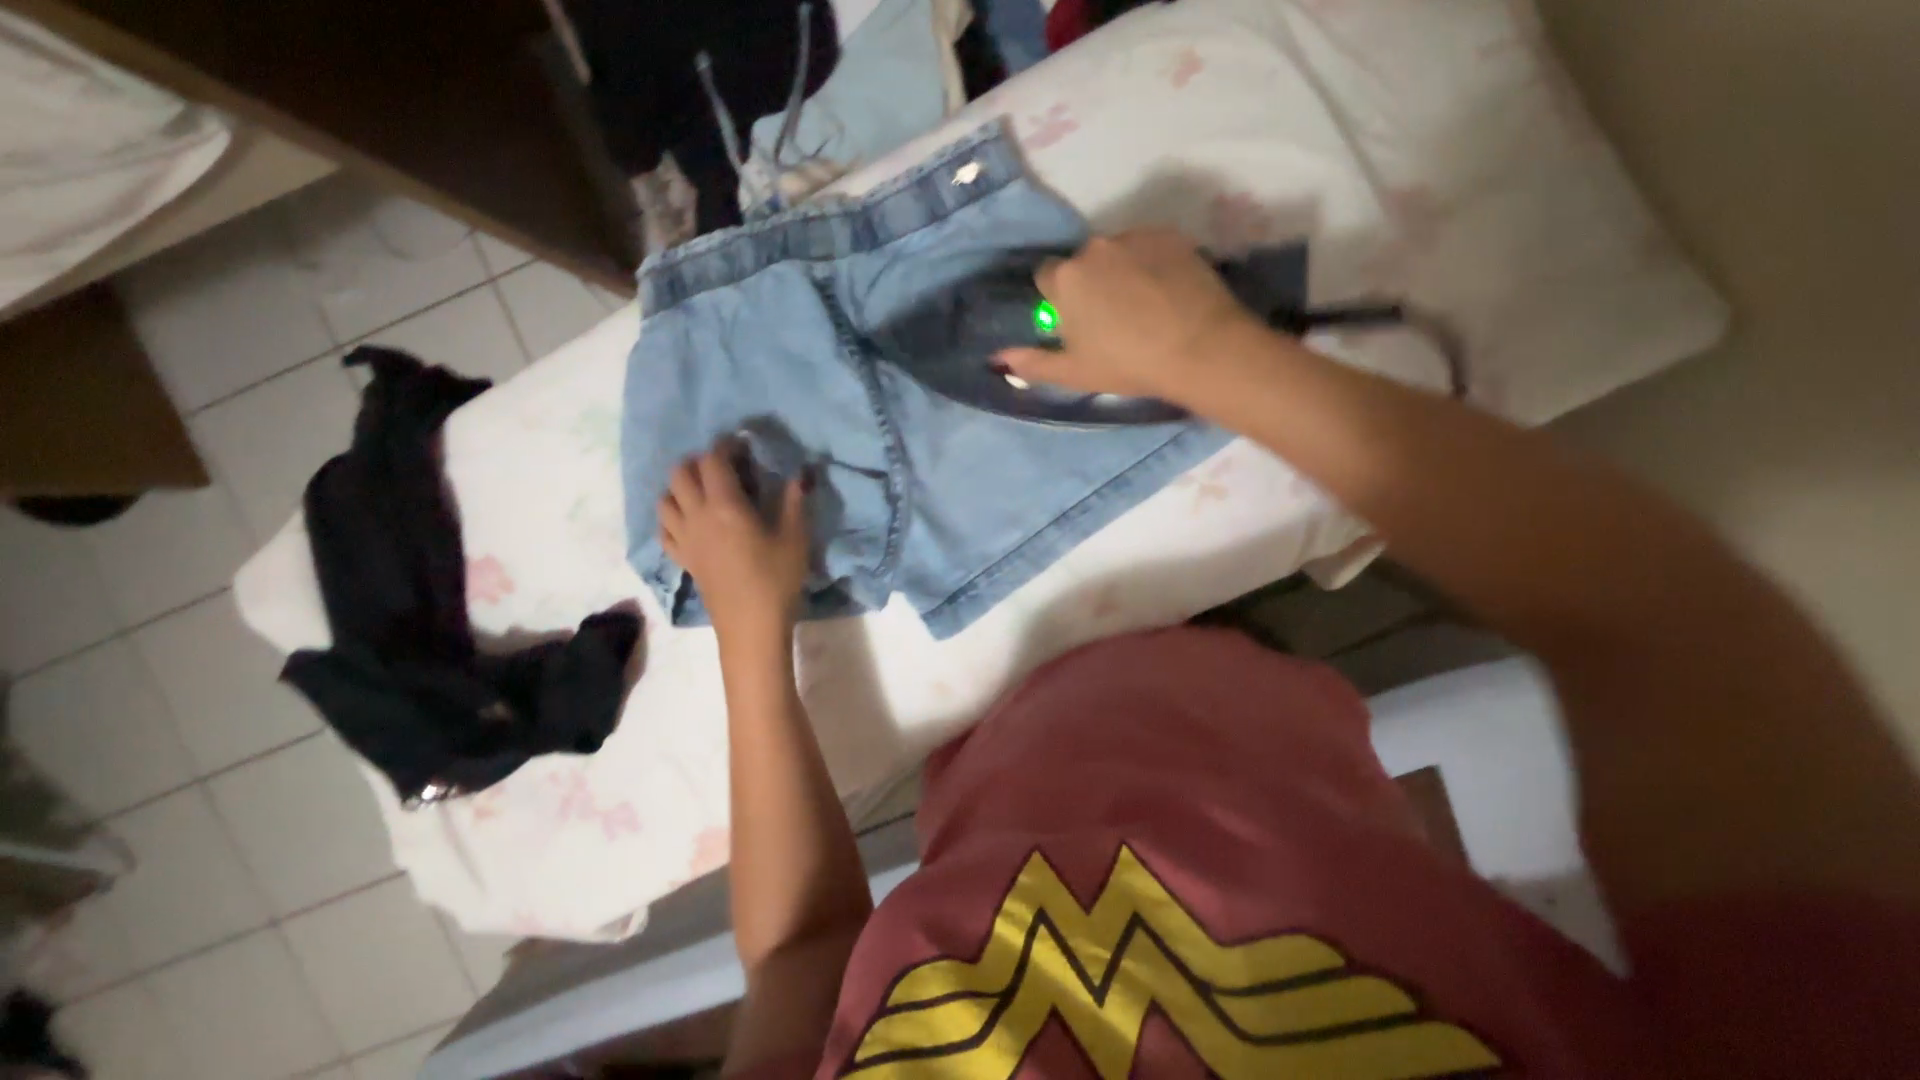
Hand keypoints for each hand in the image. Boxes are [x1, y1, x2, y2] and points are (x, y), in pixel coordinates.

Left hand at [658, 439, 810, 638]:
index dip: (725, 446)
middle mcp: (697, 516)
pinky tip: (691, 522)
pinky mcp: (683, 559)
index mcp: (724, 505)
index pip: (712, 460)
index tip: (743, 446)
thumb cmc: (776, 579)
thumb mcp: (795, 537)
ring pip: (665, 499)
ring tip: (705, 492)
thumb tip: (801, 472)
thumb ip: (794, 500)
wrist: (751, 626)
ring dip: (681, 487)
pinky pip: (664, 529)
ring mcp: (685, 539)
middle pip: (680, 473)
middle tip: (725, 468)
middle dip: (699, 461)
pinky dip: (672, 517)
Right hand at [997, 229, 1264, 403]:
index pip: (1046, 276)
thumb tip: (997, 359)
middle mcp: (1095, 247)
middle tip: (1114, 318)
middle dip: (1091, 283)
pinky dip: (1153, 264)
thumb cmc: (1129, 364)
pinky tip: (1168, 292)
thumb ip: (1032, 362)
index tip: (1076, 321)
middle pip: (1083, 263)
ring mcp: (1135, 237)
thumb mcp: (1075, 373)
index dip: (1058, 299)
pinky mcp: (1171, 235)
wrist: (1202, 348)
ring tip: (1146, 305)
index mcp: (1065, 277)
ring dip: (1122, 271)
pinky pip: (1150, 247)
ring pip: (1117, 252)